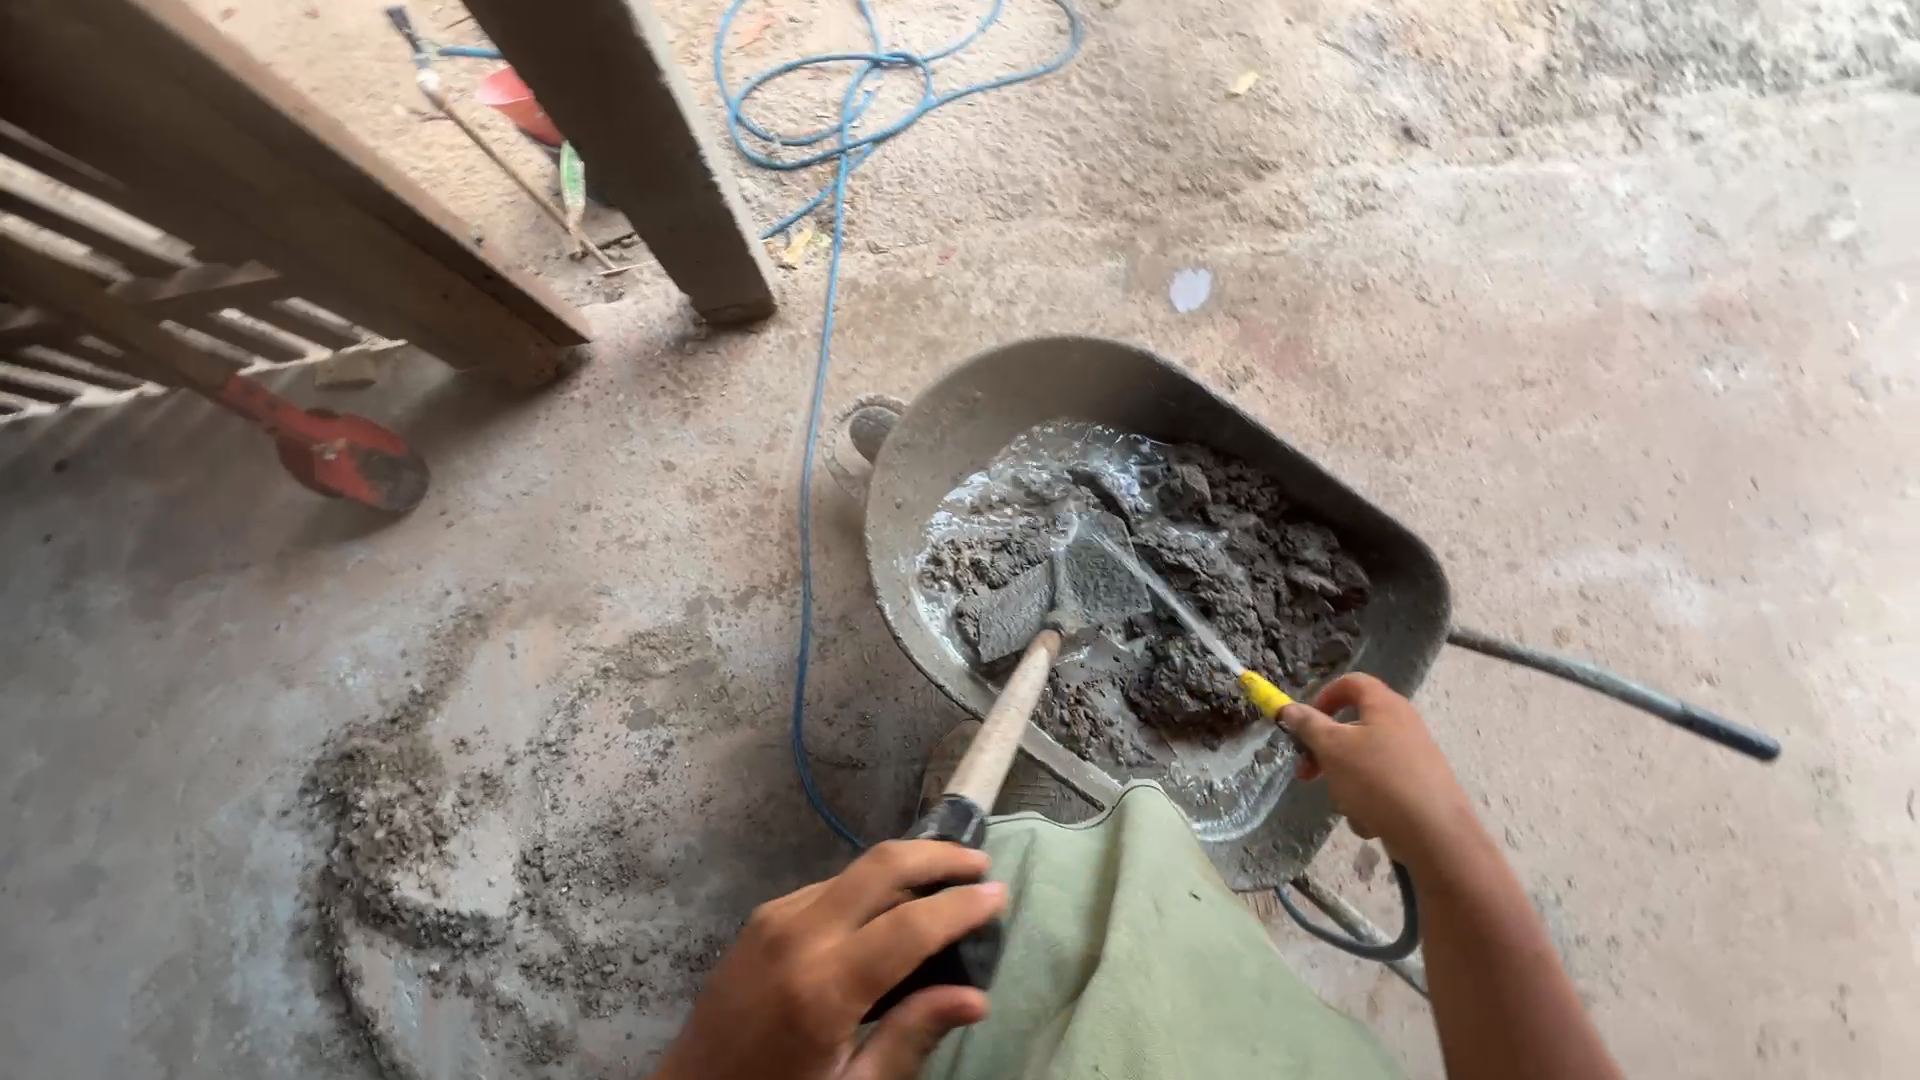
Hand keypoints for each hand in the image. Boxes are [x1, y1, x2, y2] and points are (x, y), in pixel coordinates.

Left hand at [651, 840, 1008, 1079]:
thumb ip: (910, 1039)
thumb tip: (976, 997)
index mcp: (823, 988)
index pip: (911, 925)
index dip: (962, 905)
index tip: (1000, 894)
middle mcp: (799, 933)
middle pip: (882, 864)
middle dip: (937, 855)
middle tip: (980, 864)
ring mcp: (776, 916)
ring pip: (857, 870)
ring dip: (906, 866)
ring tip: (947, 882)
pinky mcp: (764, 915)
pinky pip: (831, 887)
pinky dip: (871, 888)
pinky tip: (891, 910)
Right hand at [1278, 673, 1478, 868]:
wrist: (1435, 835)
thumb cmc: (1377, 779)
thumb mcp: (1331, 747)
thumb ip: (1307, 725)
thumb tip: (1289, 708)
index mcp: (1385, 706)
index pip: (1352, 682)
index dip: (1325, 695)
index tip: (1307, 720)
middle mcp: (1403, 726)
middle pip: (1352, 728)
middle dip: (1324, 752)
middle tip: (1306, 773)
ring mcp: (1414, 758)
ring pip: (1362, 761)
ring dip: (1345, 782)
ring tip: (1346, 804)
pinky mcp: (1419, 788)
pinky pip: (1381, 786)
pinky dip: (1368, 801)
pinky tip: (1369, 821)